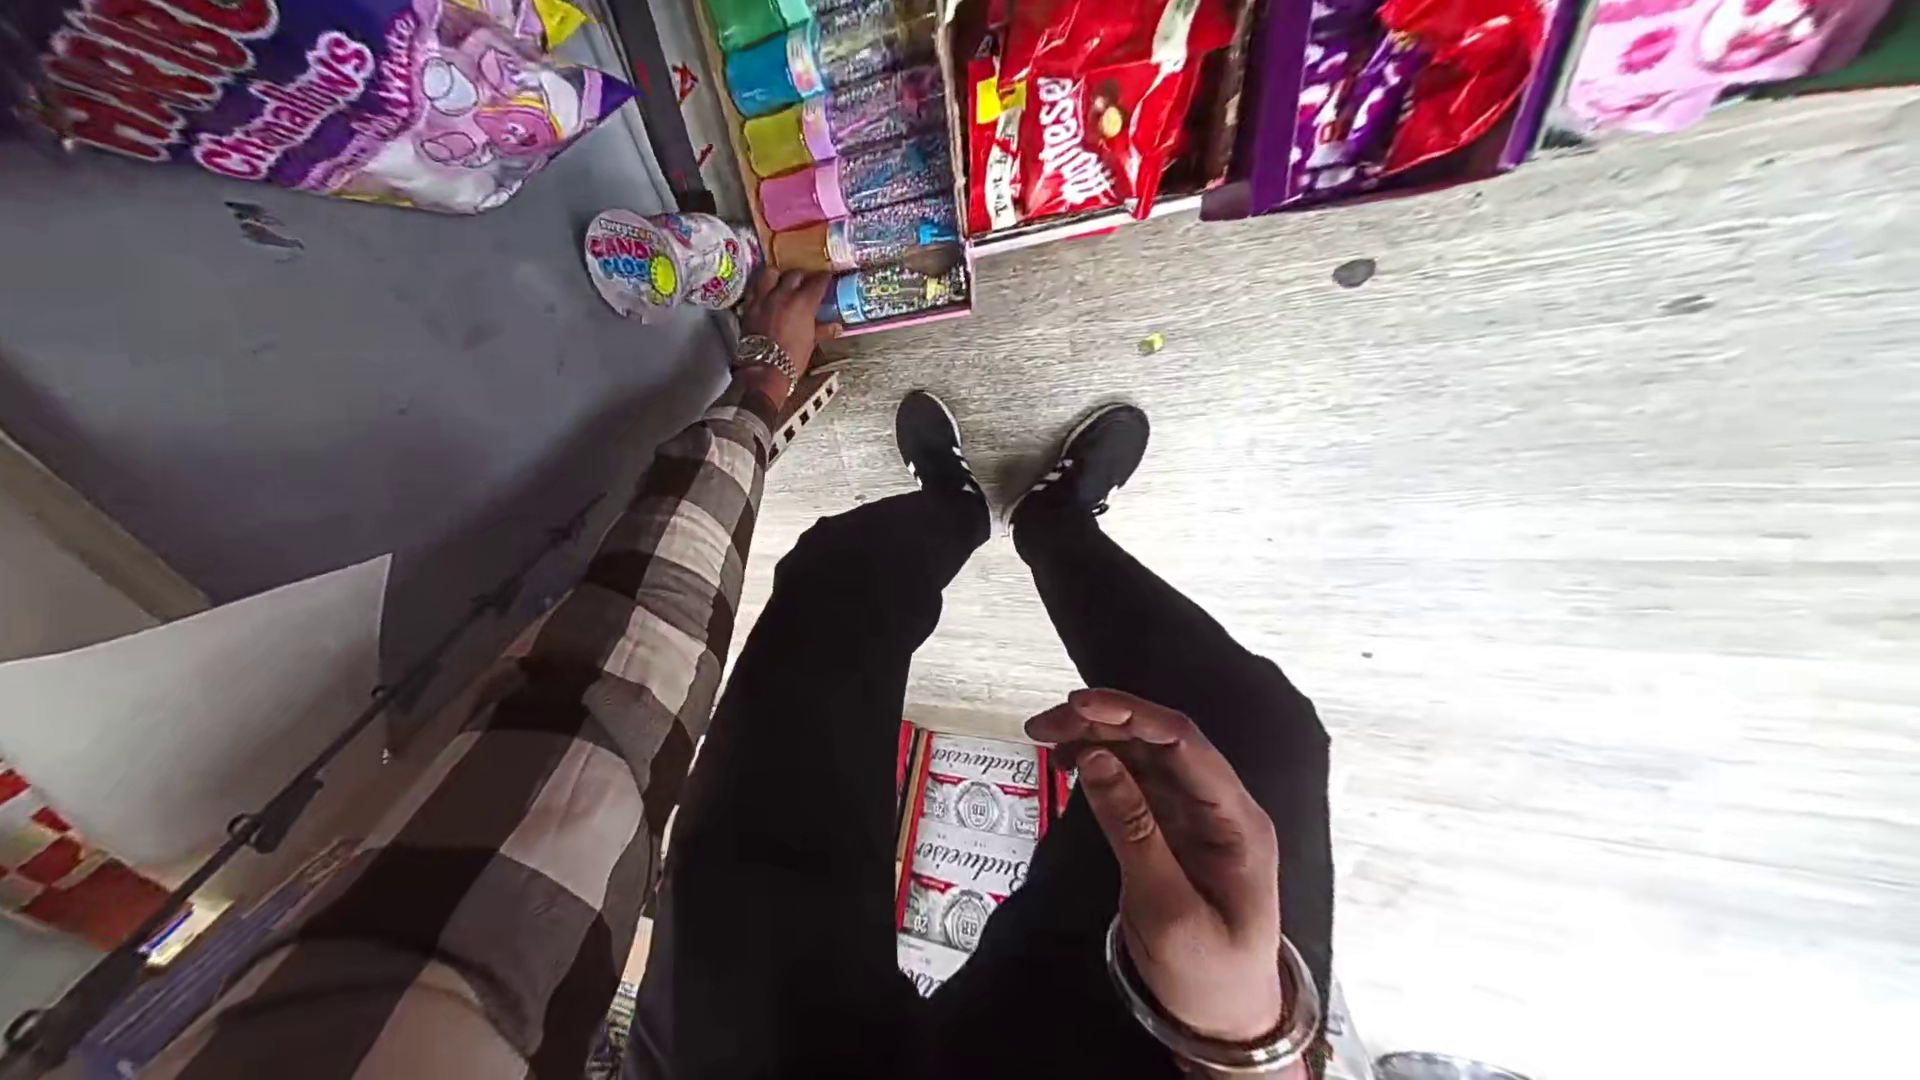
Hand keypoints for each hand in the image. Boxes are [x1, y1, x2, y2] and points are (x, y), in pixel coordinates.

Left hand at [740, 268, 836, 381]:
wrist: (765, 368)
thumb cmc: (793, 358)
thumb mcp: (811, 343)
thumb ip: (823, 330)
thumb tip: (837, 327)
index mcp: (803, 303)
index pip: (817, 283)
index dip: (824, 278)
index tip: (827, 277)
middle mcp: (784, 294)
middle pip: (794, 274)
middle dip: (802, 276)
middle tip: (806, 281)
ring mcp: (764, 297)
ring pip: (771, 273)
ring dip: (779, 275)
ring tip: (782, 281)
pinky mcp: (750, 305)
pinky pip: (755, 288)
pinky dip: (762, 287)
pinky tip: (765, 293)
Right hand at [1026, 688, 1285, 1042]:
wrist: (1220, 1019)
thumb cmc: (1207, 973)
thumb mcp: (1168, 910)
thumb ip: (1133, 830)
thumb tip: (1095, 758)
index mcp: (1234, 818)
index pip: (1184, 742)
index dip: (1133, 714)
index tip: (1080, 704)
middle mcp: (1212, 801)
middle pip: (1157, 737)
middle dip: (1102, 720)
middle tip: (1046, 723)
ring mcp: (1188, 808)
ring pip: (1138, 750)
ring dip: (1093, 734)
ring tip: (1046, 736)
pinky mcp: (1164, 818)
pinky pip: (1128, 774)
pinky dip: (1095, 760)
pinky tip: (1066, 760)